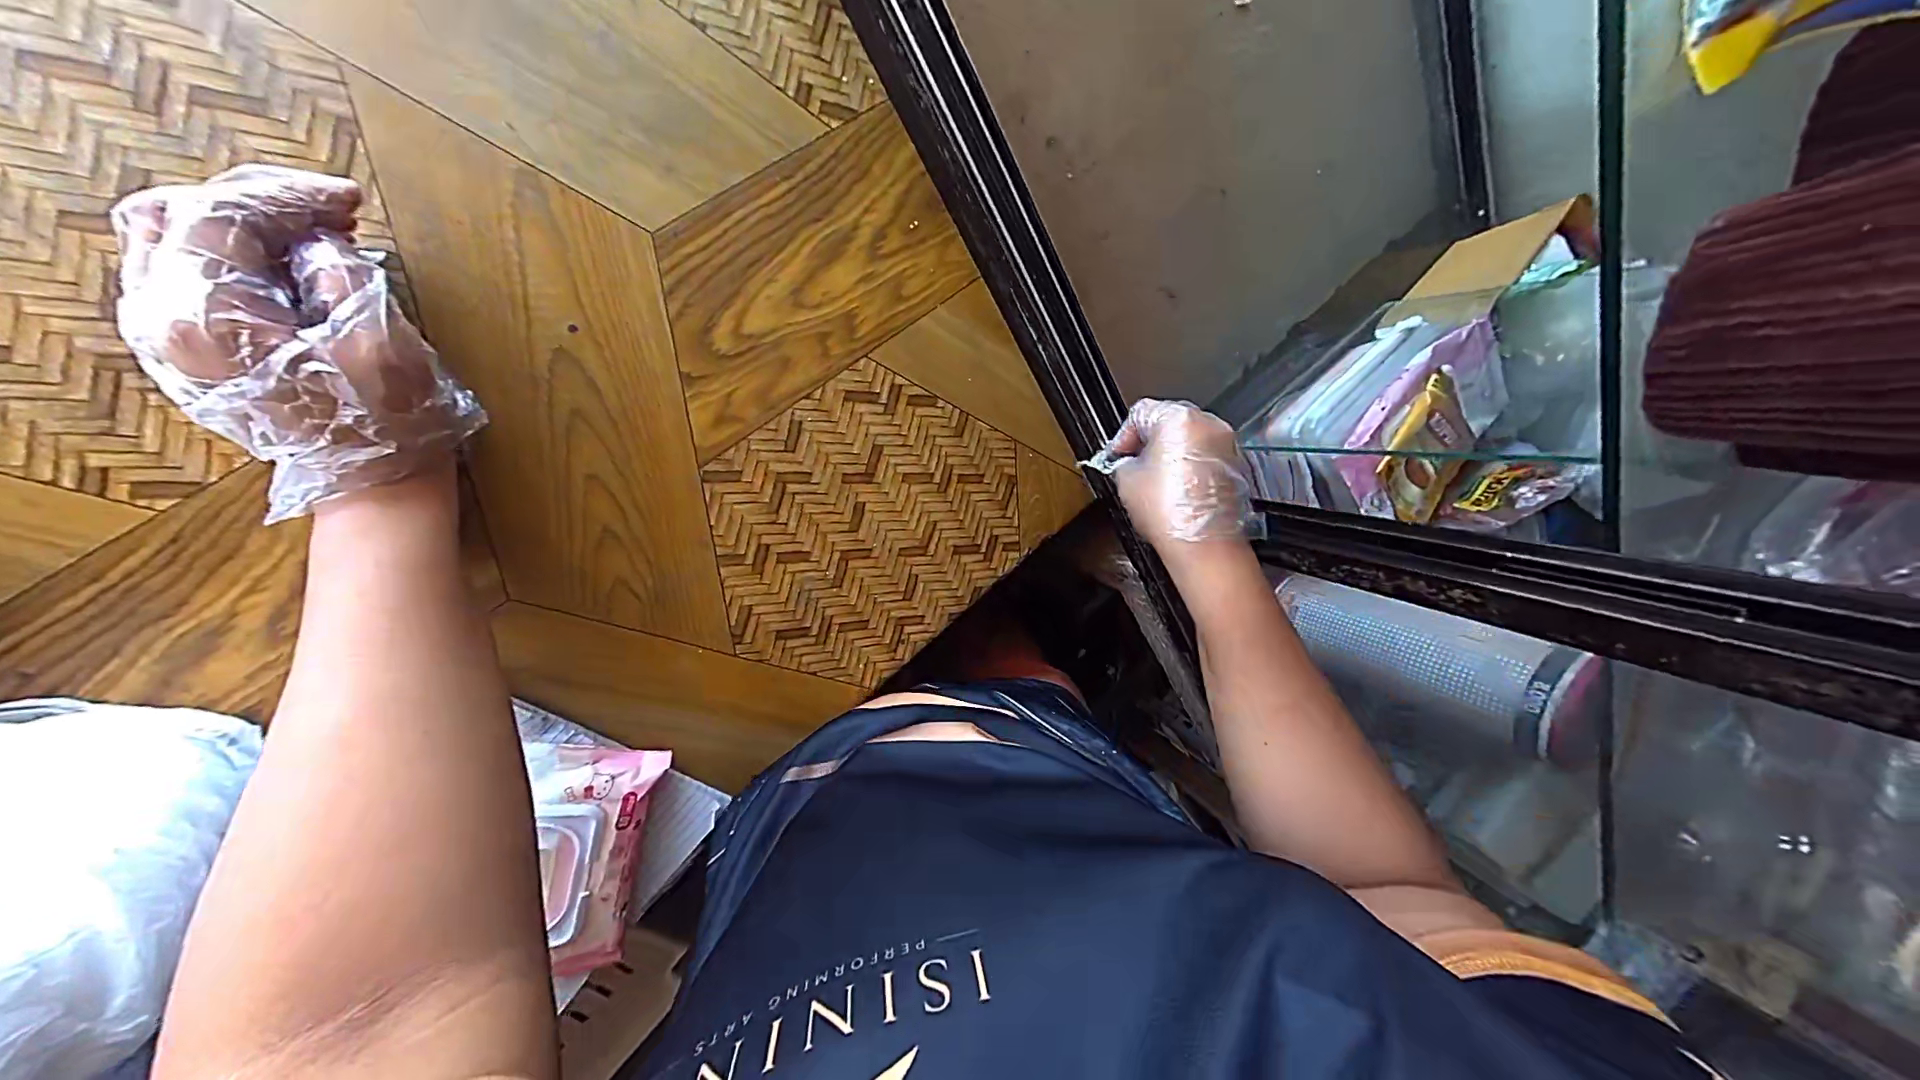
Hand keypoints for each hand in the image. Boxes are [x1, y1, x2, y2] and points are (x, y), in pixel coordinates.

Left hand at [112, 164, 484, 523]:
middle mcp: (163, 323)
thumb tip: (319, 242)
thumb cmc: (387, 423)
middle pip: (174, 217)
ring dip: (245, 229)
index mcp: (205, 319)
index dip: (287, 194)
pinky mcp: (193, 353)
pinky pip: (190, 278)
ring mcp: (171, 340)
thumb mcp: (380, 340)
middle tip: (327, 215)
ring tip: (315, 239)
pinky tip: (292, 271)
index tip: (349, 199)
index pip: (220, 214)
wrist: (376, 484)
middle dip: (256, 204)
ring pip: (173, 243)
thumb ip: (340, 271)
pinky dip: (238, 259)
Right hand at [1098, 399, 1259, 552]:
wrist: (1205, 547)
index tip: (1116, 455)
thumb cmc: (1171, 513)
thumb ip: (1123, 461)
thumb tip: (1127, 461)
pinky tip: (1177, 494)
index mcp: (1178, 419)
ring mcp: (1227, 446)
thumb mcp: (1126, 480)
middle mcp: (1208, 425)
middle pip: (1169, 423)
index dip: (1122, 436)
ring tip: (1155, 484)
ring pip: (1190, 441)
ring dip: (1171, 456)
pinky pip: (1206, 459)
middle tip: (1133, 468)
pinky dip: (1191, 470)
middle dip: (1149, 444)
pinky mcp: (1236, 467)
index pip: (1141, 412)